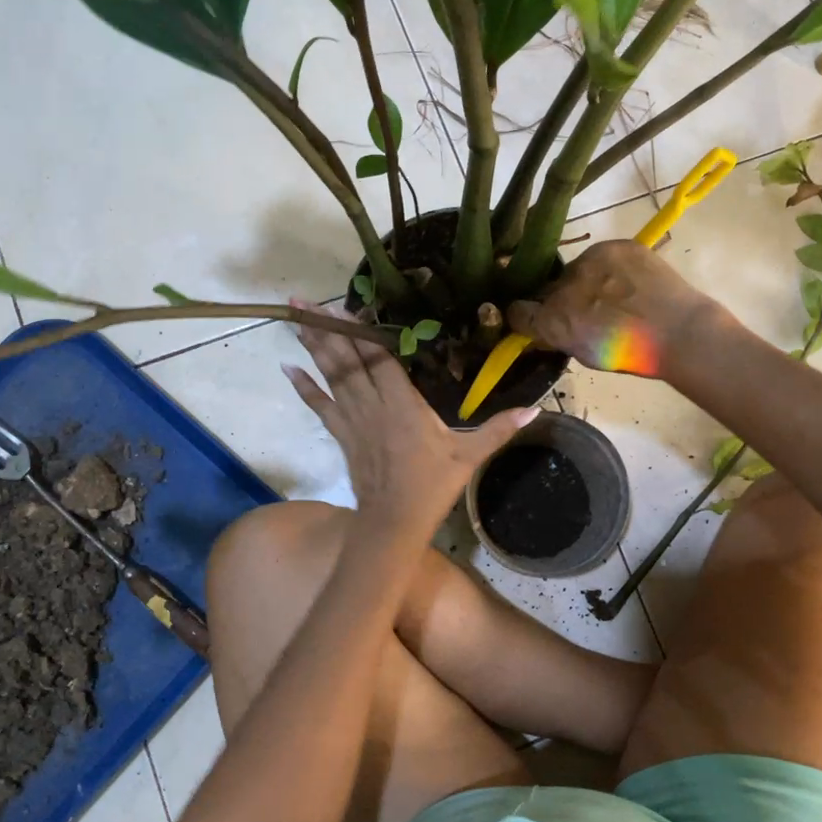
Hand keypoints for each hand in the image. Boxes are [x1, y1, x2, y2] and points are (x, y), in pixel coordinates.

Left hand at [282, 300, 538, 530]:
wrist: (394, 522)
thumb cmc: (433, 486)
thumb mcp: (470, 456)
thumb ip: (499, 429)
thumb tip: (534, 409)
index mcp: (403, 403)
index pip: (379, 358)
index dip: (362, 330)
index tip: (345, 305)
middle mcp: (373, 404)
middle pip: (346, 359)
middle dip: (325, 328)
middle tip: (300, 299)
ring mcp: (353, 419)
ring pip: (330, 375)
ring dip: (312, 346)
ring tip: (294, 318)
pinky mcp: (342, 435)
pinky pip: (320, 406)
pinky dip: (304, 387)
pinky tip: (287, 368)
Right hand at [506, 241, 724, 378]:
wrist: (683, 333)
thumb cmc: (634, 354)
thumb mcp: (583, 352)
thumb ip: (555, 335)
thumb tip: (535, 322)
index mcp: (555, 319)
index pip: (523, 310)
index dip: (529, 316)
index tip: (540, 322)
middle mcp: (566, 284)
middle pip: (552, 286)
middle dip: (562, 297)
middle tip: (586, 312)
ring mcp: (595, 260)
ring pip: (579, 269)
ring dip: (586, 280)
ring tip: (613, 298)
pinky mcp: (621, 246)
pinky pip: (605, 256)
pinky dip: (611, 269)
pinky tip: (628, 285)